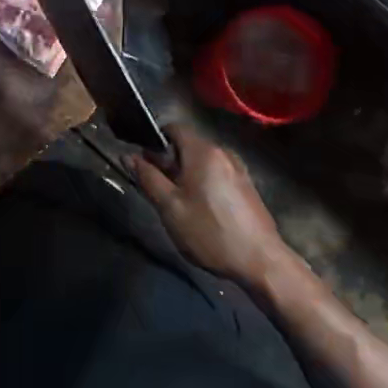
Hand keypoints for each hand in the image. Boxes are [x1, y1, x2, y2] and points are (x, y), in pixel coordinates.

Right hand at [132, 123, 291, 287]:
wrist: (259, 259)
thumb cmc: (209, 232)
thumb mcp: (170, 208)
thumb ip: (148, 178)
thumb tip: (129, 156)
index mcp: (204, 151)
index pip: (174, 128)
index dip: (154, 138)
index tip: (141, 159)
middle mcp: (223, 152)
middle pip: (188, 145)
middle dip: (168, 160)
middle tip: (153, 187)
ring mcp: (238, 168)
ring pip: (202, 161)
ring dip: (184, 173)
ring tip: (174, 201)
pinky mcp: (246, 185)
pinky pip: (216, 173)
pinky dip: (202, 181)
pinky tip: (198, 207)